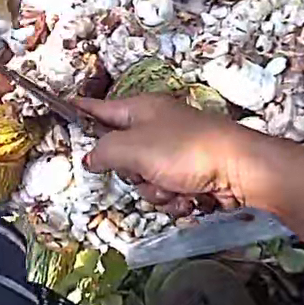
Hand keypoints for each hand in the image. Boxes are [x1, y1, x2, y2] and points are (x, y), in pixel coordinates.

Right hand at [74, 95, 286, 215]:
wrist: (239, 169)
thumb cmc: (185, 150)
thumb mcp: (134, 147)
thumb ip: (104, 151)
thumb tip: (90, 157)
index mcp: (141, 109)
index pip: (101, 109)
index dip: (82, 110)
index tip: (64, 105)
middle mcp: (156, 127)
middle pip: (122, 155)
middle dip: (133, 174)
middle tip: (145, 172)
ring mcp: (174, 152)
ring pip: (144, 180)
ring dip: (156, 192)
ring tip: (176, 188)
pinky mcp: (190, 174)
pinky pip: (166, 192)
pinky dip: (175, 199)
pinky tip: (190, 197)